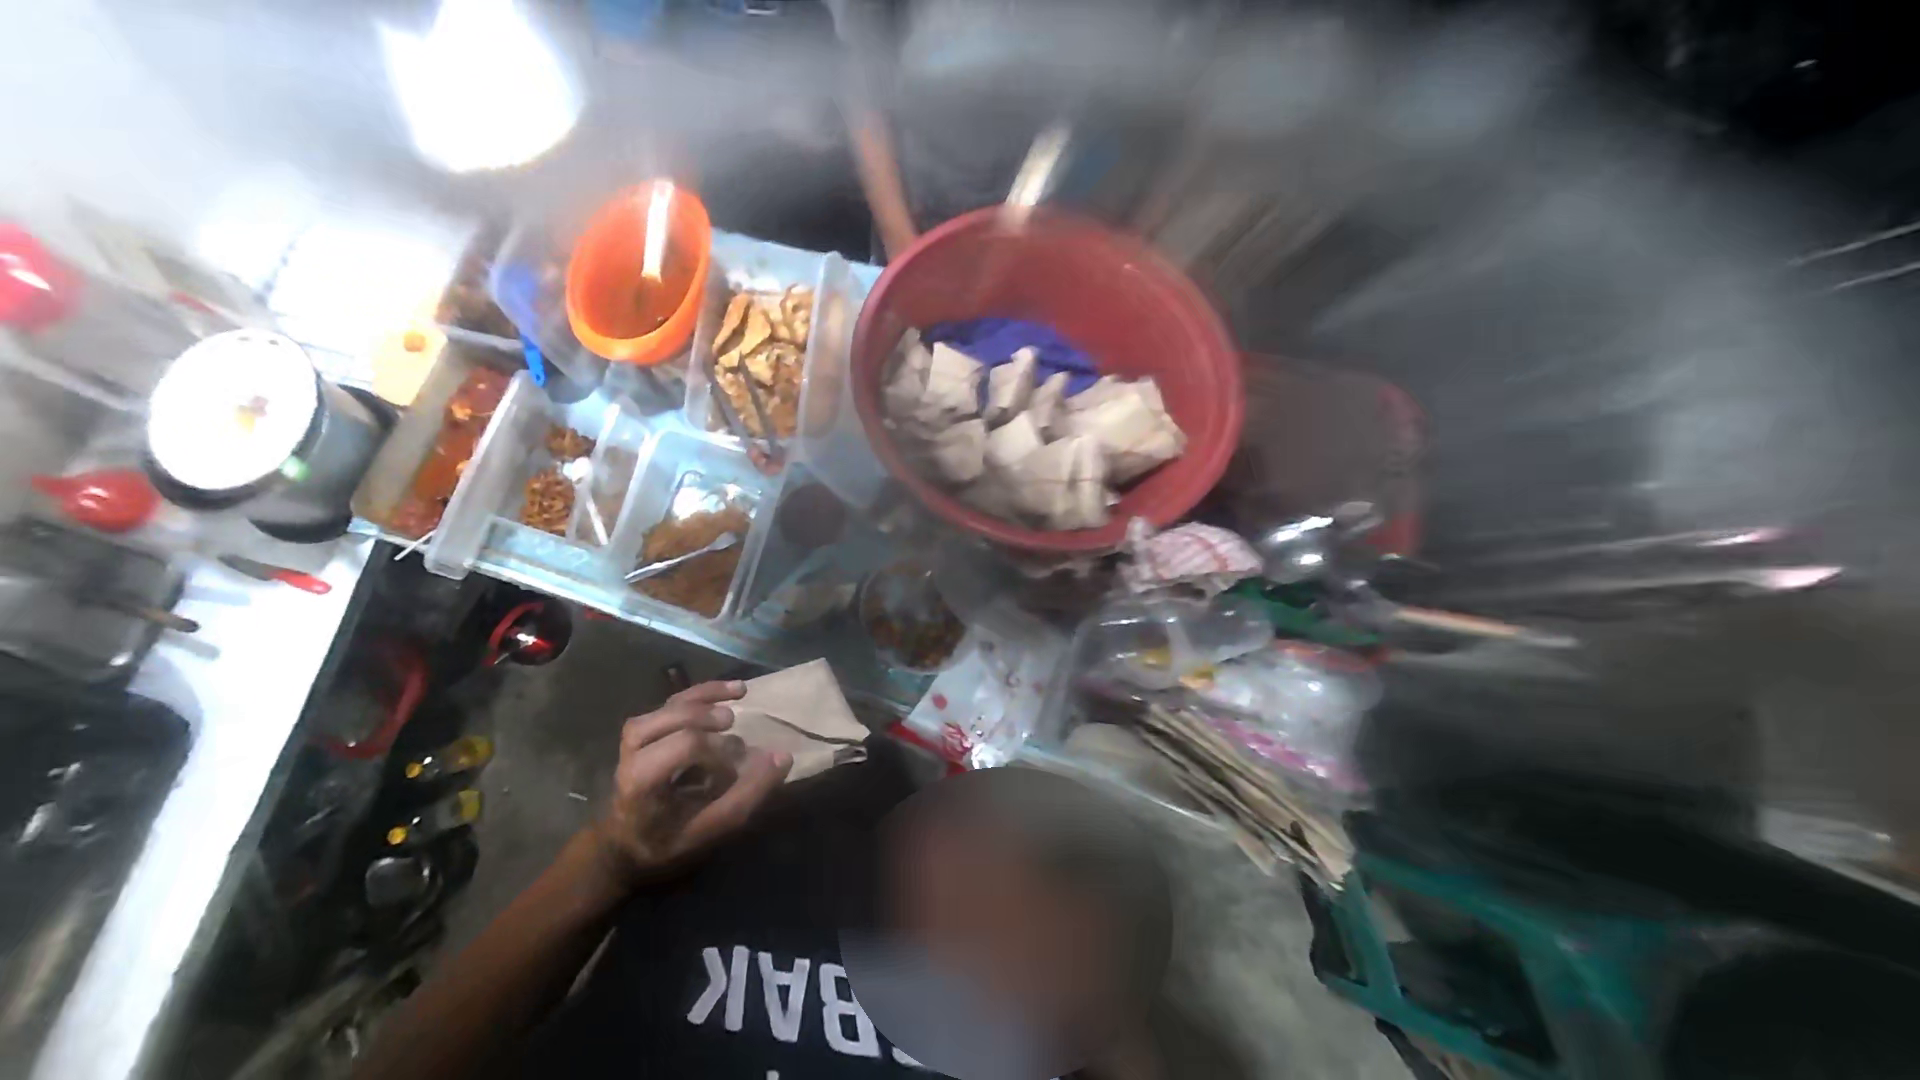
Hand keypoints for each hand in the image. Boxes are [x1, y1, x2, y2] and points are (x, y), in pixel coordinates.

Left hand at [587, 680, 791, 884]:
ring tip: (740, 692)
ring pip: (671, 704)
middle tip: (733, 724)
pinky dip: (703, 693)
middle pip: (673, 717)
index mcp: (641, 781)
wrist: (622, 846)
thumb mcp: (707, 831)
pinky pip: (674, 701)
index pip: (684, 745)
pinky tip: (731, 690)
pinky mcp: (649, 728)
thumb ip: (745, 796)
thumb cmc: (665, 842)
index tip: (733, 772)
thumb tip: (783, 757)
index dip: (718, 751)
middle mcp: (632, 752)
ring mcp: (636, 737)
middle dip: (708, 717)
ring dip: (707, 696)